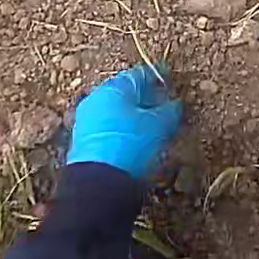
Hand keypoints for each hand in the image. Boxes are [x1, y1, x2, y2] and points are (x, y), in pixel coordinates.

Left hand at [67, 65, 182, 179]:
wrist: (98, 184)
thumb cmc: (131, 144)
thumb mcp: (160, 125)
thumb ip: (170, 110)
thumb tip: (175, 105)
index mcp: (113, 88)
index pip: (140, 74)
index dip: (158, 77)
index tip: (171, 81)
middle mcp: (95, 100)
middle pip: (126, 93)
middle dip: (146, 98)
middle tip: (165, 104)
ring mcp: (86, 121)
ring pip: (117, 111)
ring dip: (136, 116)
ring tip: (154, 126)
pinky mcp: (83, 142)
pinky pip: (110, 128)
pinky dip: (125, 129)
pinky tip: (138, 141)